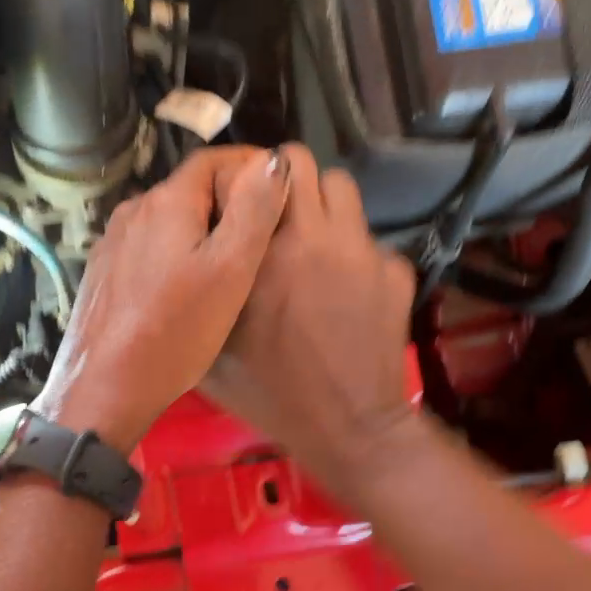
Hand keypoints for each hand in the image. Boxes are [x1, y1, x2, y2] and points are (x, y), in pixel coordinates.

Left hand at [34, 147, 289, 450]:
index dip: (249, 167)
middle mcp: (132, 211)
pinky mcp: (101, 275)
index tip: (278, 193)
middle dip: (226, 203)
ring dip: (198, 232)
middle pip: (189, 190)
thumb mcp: (230, 270)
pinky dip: (172, 256)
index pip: (213, 159)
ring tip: (226, 268)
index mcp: (165, 201)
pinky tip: (183, 290)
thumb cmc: (175, 330)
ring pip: (167, 222)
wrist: (104, 387)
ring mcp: (111, 244)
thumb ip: (254, 210)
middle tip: (260, 239)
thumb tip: (273, 158)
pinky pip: (146, 250)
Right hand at [202, 143, 421, 496]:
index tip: (234, 204)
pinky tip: (344, 291)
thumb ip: (202, 295)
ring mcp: (361, 249)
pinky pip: (367, 238)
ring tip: (310, 240)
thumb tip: (195, 258)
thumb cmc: (269, 395)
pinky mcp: (395, 268)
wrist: (347, 428)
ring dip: (320, 203)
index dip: (237, 184)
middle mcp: (312, 237)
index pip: (247, 176)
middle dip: (281, 178)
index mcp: (260, 255)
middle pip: (298, 161)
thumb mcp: (212, 351)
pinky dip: (352, 253)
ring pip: (340, 187)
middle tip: (273, 211)